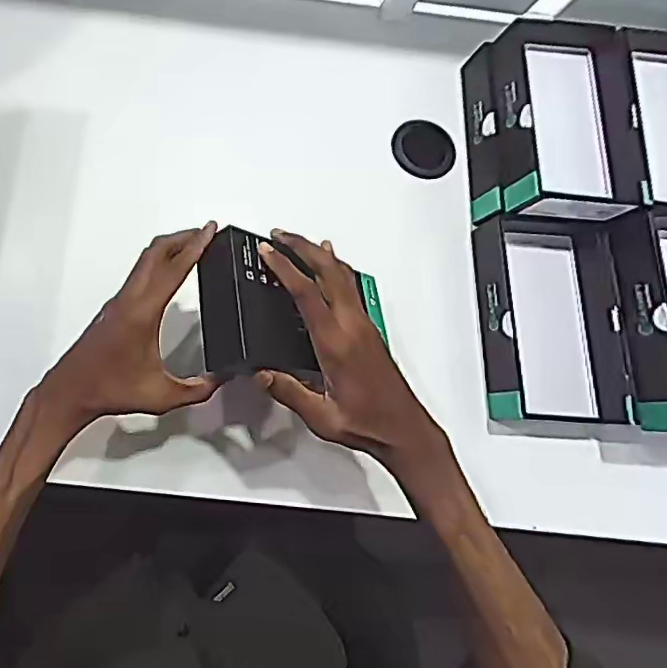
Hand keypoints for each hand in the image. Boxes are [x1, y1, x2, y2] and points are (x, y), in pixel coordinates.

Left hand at [35, 224, 221, 431]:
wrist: (70, 391)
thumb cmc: (104, 388)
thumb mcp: (161, 395)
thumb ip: (197, 389)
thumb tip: (218, 380)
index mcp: (141, 314)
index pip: (173, 270)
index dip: (195, 246)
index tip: (209, 230)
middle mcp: (127, 302)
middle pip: (155, 253)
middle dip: (183, 237)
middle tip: (205, 232)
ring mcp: (117, 304)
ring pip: (144, 262)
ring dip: (168, 249)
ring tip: (189, 247)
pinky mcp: (112, 310)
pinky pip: (137, 276)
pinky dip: (156, 265)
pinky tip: (165, 276)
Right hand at [254, 230, 456, 489]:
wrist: (405, 431)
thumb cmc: (369, 423)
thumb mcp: (319, 415)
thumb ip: (287, 391)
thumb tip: (261, 373)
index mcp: (336, 343)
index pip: (307, 293)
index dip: (285, 268)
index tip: (269, 252)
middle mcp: (352, 328)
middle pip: (328, 271)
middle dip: (302, 247)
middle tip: (280, 236)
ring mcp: (364, 326)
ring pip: (342, 275)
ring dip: (319, 254)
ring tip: (299, 243)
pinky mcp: (369, 330)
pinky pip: (351, 287)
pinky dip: (335, 268)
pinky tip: (331, 265)